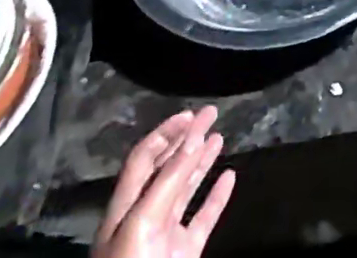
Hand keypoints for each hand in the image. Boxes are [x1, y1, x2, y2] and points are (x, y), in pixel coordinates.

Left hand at [94, 106, 235, 257]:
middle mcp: (145, 216)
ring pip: (186, 190)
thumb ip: (167, 181)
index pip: (144, 158)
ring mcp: (165, 237)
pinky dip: (217, 198)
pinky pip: (203, 220)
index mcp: (126, 206)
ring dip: (202, 162)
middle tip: (212, 113)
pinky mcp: (185, 254)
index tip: (189, 114)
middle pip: (167, 168)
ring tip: (220, 136)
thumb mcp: (142, 223)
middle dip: (188, 139)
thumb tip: (191, 138)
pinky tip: (230, 178)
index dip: (165, 133)